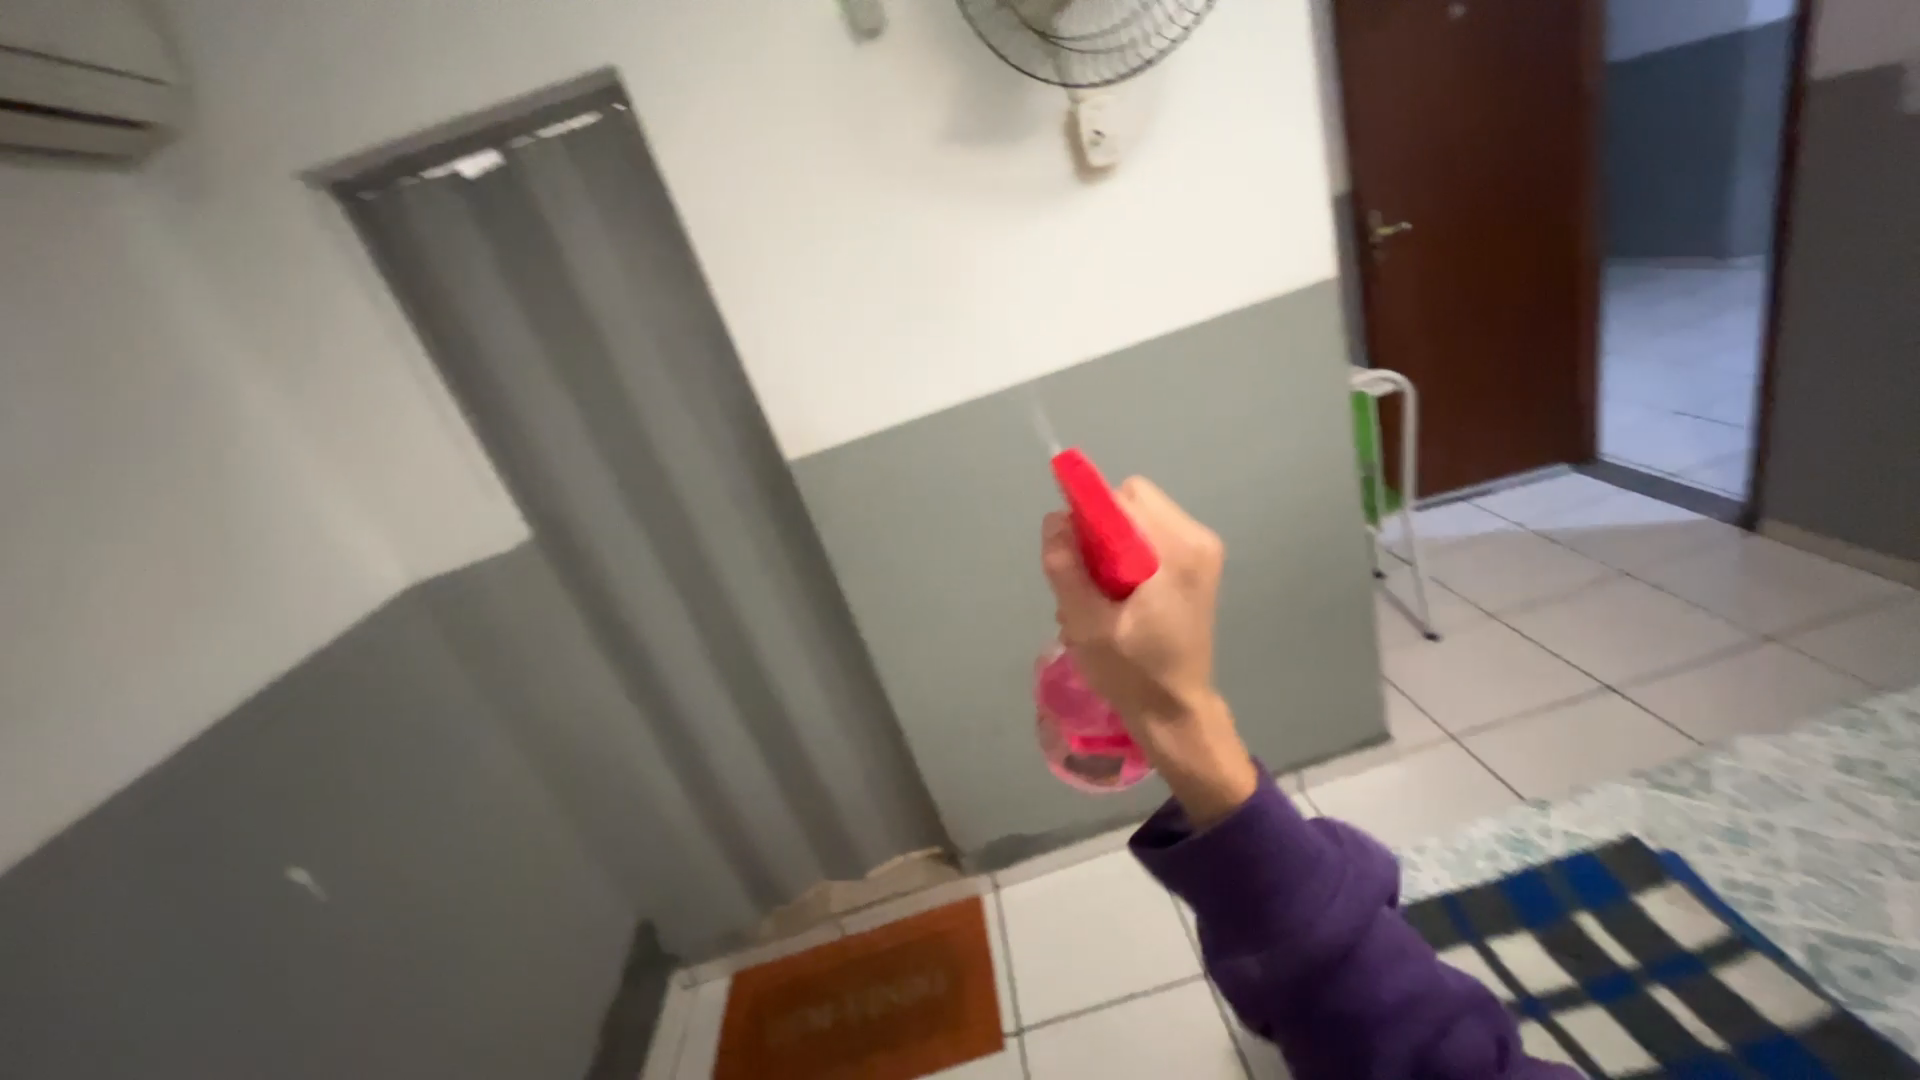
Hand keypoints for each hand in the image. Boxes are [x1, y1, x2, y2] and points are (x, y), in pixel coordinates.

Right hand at [1041, 477, 1258, 823]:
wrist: (1176, 712)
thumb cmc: (1132, 672)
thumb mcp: (1087, 625)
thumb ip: (1067, 568)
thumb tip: (1054, 519)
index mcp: (1177, 551)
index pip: (1123, 499)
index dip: (1089, 516)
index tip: (1073, 554)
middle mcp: (1197, 541)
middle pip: (1132, 503)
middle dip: (1099, 532)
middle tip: (1087, 582)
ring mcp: (1202, 552)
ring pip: (1137, 519)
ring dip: (1110, 546)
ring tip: (1101, 597)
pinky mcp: (1196, 566)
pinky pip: (1150, 537)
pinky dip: (1126, 557)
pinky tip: (1118, 598)